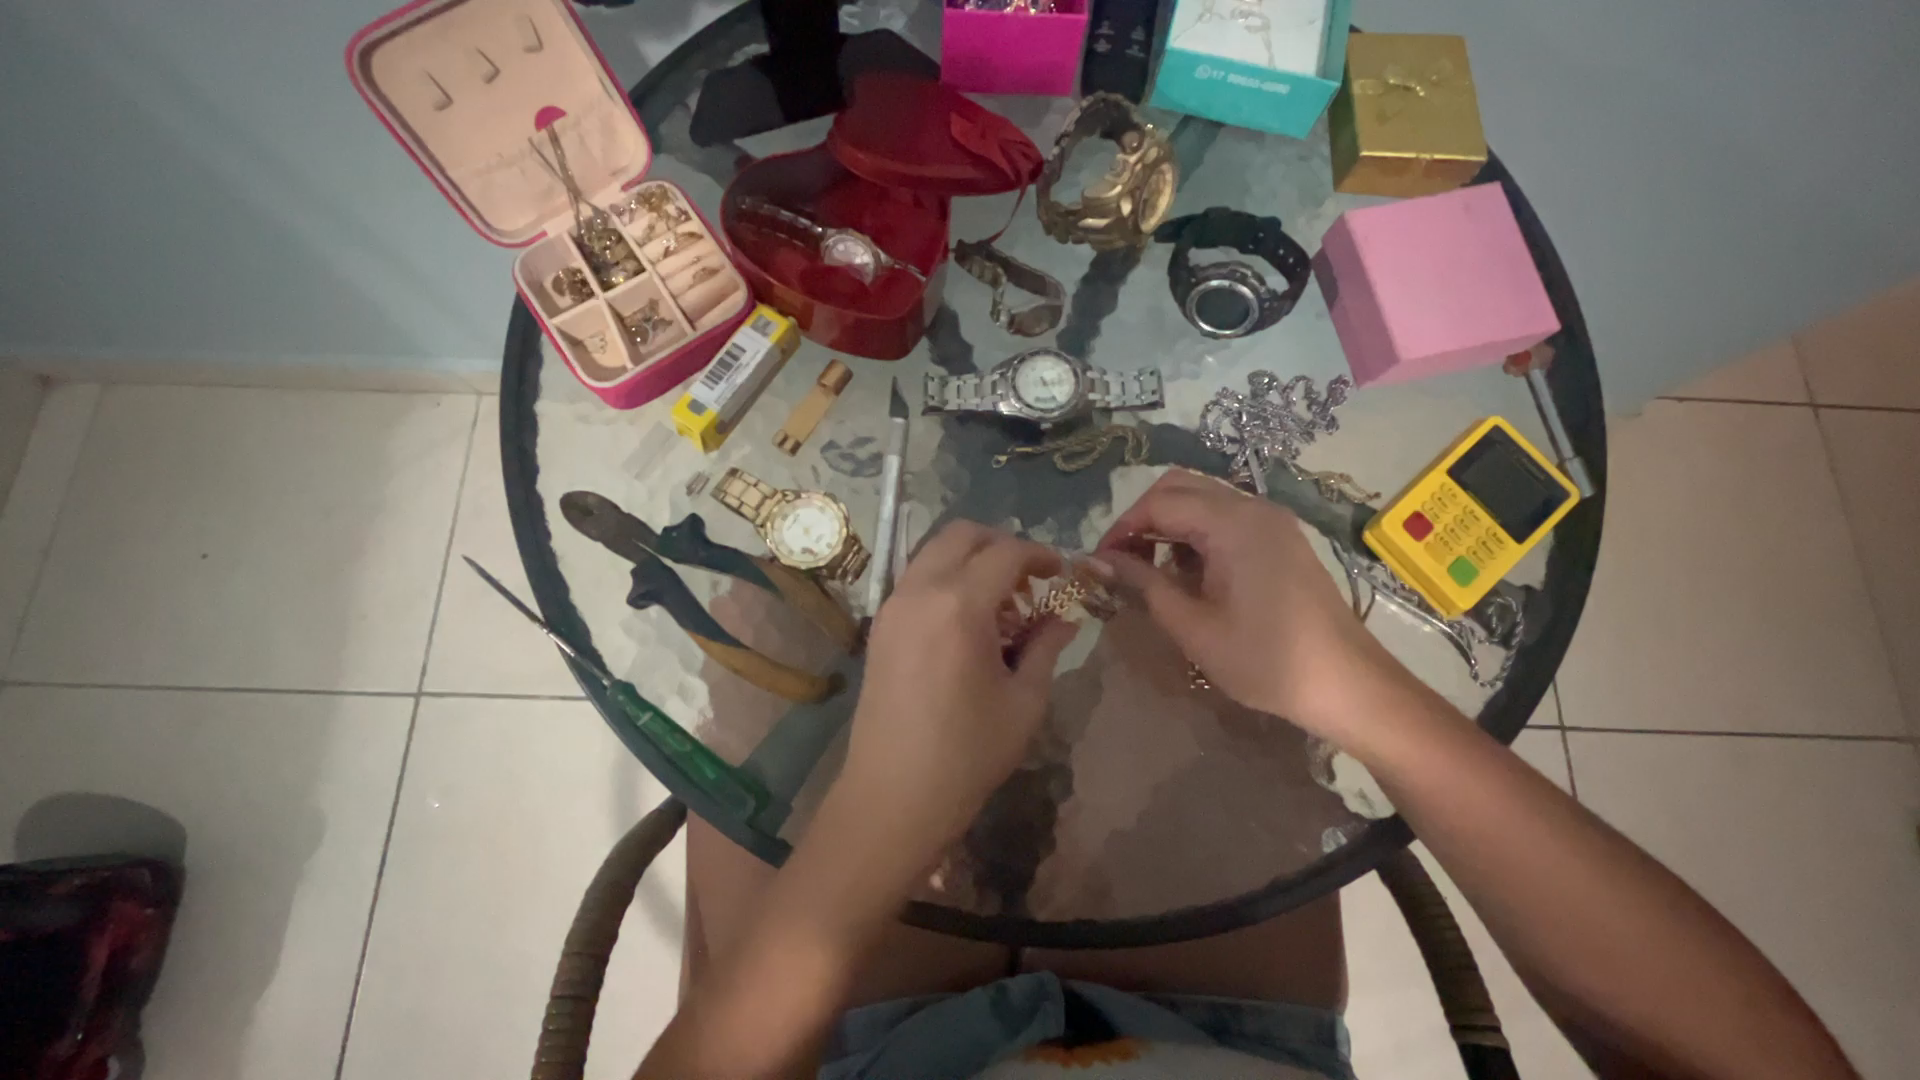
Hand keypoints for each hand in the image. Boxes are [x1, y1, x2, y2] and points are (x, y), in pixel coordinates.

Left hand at [840, 522, 1076, 860]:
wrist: (893, 795)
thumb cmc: (968, 754)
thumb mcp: (1024, 702)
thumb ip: (1046, 647)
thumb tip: (1065, 618)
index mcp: (960, 606)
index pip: (1006, 552)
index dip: (1040, 554)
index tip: (1061, 571)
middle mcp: (919, 592)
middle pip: (961, 535)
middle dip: (1001, 544)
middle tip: (1029, 579)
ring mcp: (892, 607)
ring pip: (933, 552)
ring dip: (971, 560)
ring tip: (1000, 604)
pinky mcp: (879, 626)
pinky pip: (916, 579)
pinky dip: (945, 580)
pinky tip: (967, 622)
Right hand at [1096, 470, 1406, 736]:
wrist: (1347, 684)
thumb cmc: (1265, 661)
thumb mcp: (1193, 627)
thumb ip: (1144, 584)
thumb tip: (1101, 561)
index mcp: (1232, 523)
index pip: (1159, 502)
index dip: (1122, 528)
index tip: (1099, 563)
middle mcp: (1253, 507)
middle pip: (1180, 486)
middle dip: (1143, 517)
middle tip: (1121, 561)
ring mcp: (1272, 520)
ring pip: (1203, 499)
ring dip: (1169, 524)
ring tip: (1149, 570)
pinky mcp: (1281, 538)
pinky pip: (1226, 517)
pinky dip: (1196, 532)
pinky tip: (1188, 573)